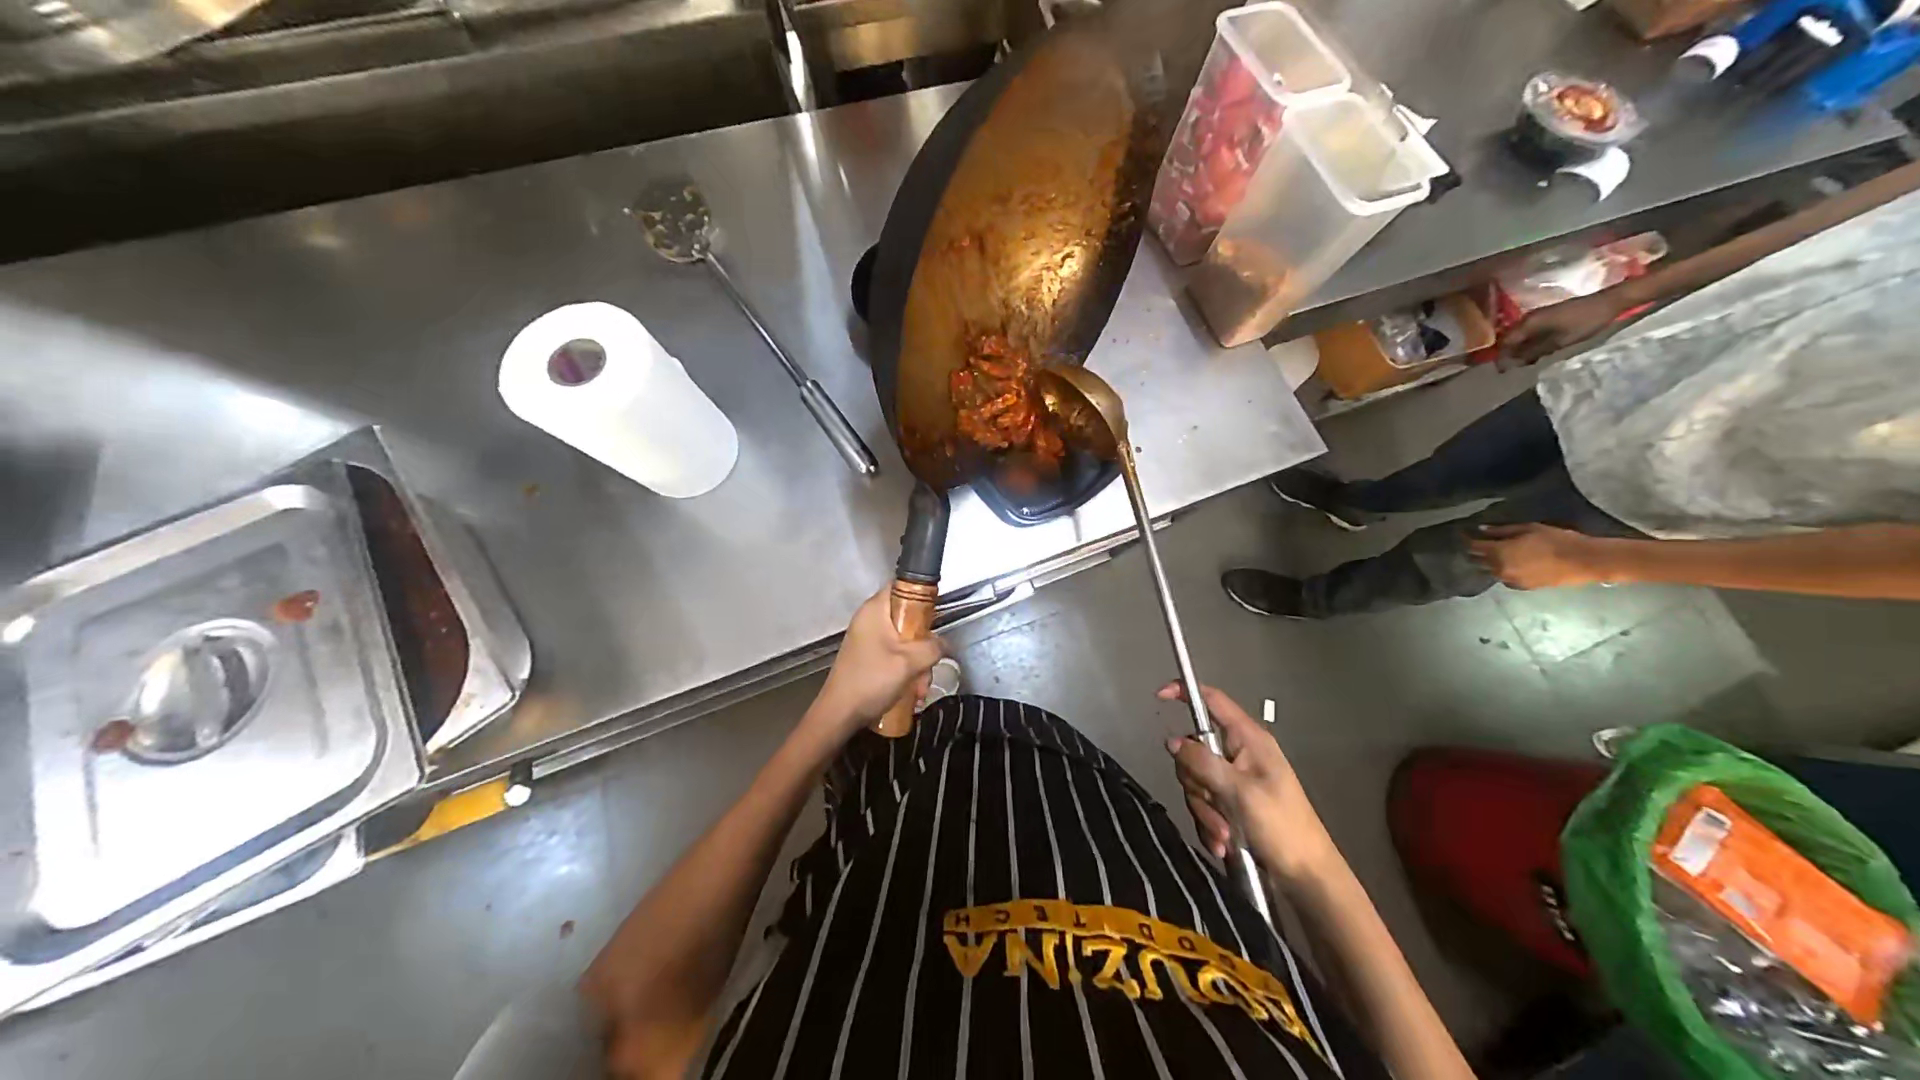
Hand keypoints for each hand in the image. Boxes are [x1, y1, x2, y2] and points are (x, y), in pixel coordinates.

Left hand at [808, 587, 945, 739]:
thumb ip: (933, 647)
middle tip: (928, 663)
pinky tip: (912, 693)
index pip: (901, 586)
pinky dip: (906, 672)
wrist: (839, 715)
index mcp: (875, 610)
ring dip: (918, 665)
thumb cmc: (871, 680)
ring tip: (919, 688)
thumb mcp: (909, 661)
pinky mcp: (869, 658)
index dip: (922, 596)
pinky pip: (896, 657)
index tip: (936, 616)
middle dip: (924, 644)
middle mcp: (870, 620)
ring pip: (905, 642)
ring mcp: (869, 640)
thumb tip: (945, 644)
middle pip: (908, 618)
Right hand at [1160, 682, 1337, 884]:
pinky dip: (1209, 824)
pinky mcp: (1232, 804)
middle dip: (1197, 783)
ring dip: (1205, 811)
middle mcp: (1240, 754)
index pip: (1213, 701)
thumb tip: (1172, 742)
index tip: (1159, 696)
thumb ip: (1202, 763)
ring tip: (1224, 835)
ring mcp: (1235, 780)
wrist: (1307, 876)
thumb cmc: (1282, 826)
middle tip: (1213, 806)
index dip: (1185, 693)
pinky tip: (1222, 844)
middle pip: (1194, 751)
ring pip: (1197, 782)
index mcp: (1249, 740)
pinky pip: (1205, 804)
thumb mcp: (1239, 792)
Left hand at [1467, 523, 1615, 588]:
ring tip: (1491, 555)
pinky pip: (1504, 579)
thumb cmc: (1556, 540)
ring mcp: (1509, 580)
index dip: (1466, 539)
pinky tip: (1508, 565)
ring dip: (1487, 563)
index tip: (1463, 533)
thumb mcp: (1528, 529)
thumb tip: (1481, 529)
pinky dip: (1502, 571)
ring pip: (1490, 571)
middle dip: (1474, 552)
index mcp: (1497, 553)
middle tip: (1477, 543)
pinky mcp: (1522, 587)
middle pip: (1477, 561)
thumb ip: (1501, 531)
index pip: (1472, 546)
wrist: (1583, 561)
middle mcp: (1498, 569)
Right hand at [1500, 293, 1620, 365]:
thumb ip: (1533, 352)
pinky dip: (1529, 343)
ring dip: (1520, 349)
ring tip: (1524, 362)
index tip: (1503, 371)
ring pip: (1520, 336)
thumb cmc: (1585, 322)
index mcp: (1528, 323)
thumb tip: (1510, 364)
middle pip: (1510, 339)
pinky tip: (1536, 351)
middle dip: (1509, 354)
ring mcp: (1537, 316)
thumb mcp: (1559, 341)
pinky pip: (1530, 332)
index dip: (1501, 357)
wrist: (1610, 302)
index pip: (1505, 342)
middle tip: (1514, 368)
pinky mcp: (1547, 316)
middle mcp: (1528, 318)